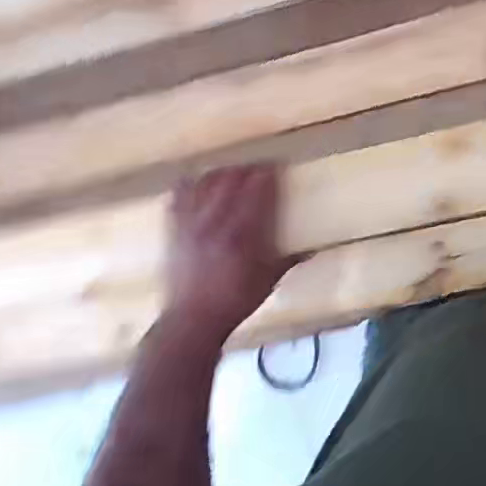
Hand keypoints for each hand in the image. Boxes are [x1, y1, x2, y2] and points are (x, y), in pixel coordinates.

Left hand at [164, 164, 297, 340]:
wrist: (192, 319)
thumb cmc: (235, 301)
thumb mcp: (268, 282)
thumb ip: (288, 261)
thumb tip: (311, 250)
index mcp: (243, 234)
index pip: (257, 192)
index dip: (267, 175)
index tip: (276, 166)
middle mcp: (216, 223)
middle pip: (231, 180)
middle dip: (246, 169)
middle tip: (257, 167)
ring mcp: (191, 223)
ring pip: (205, 183)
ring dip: (221, 172)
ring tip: (231, 171)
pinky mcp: (174, 229)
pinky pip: (178, 196)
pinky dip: (189, 184)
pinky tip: (197, 180)